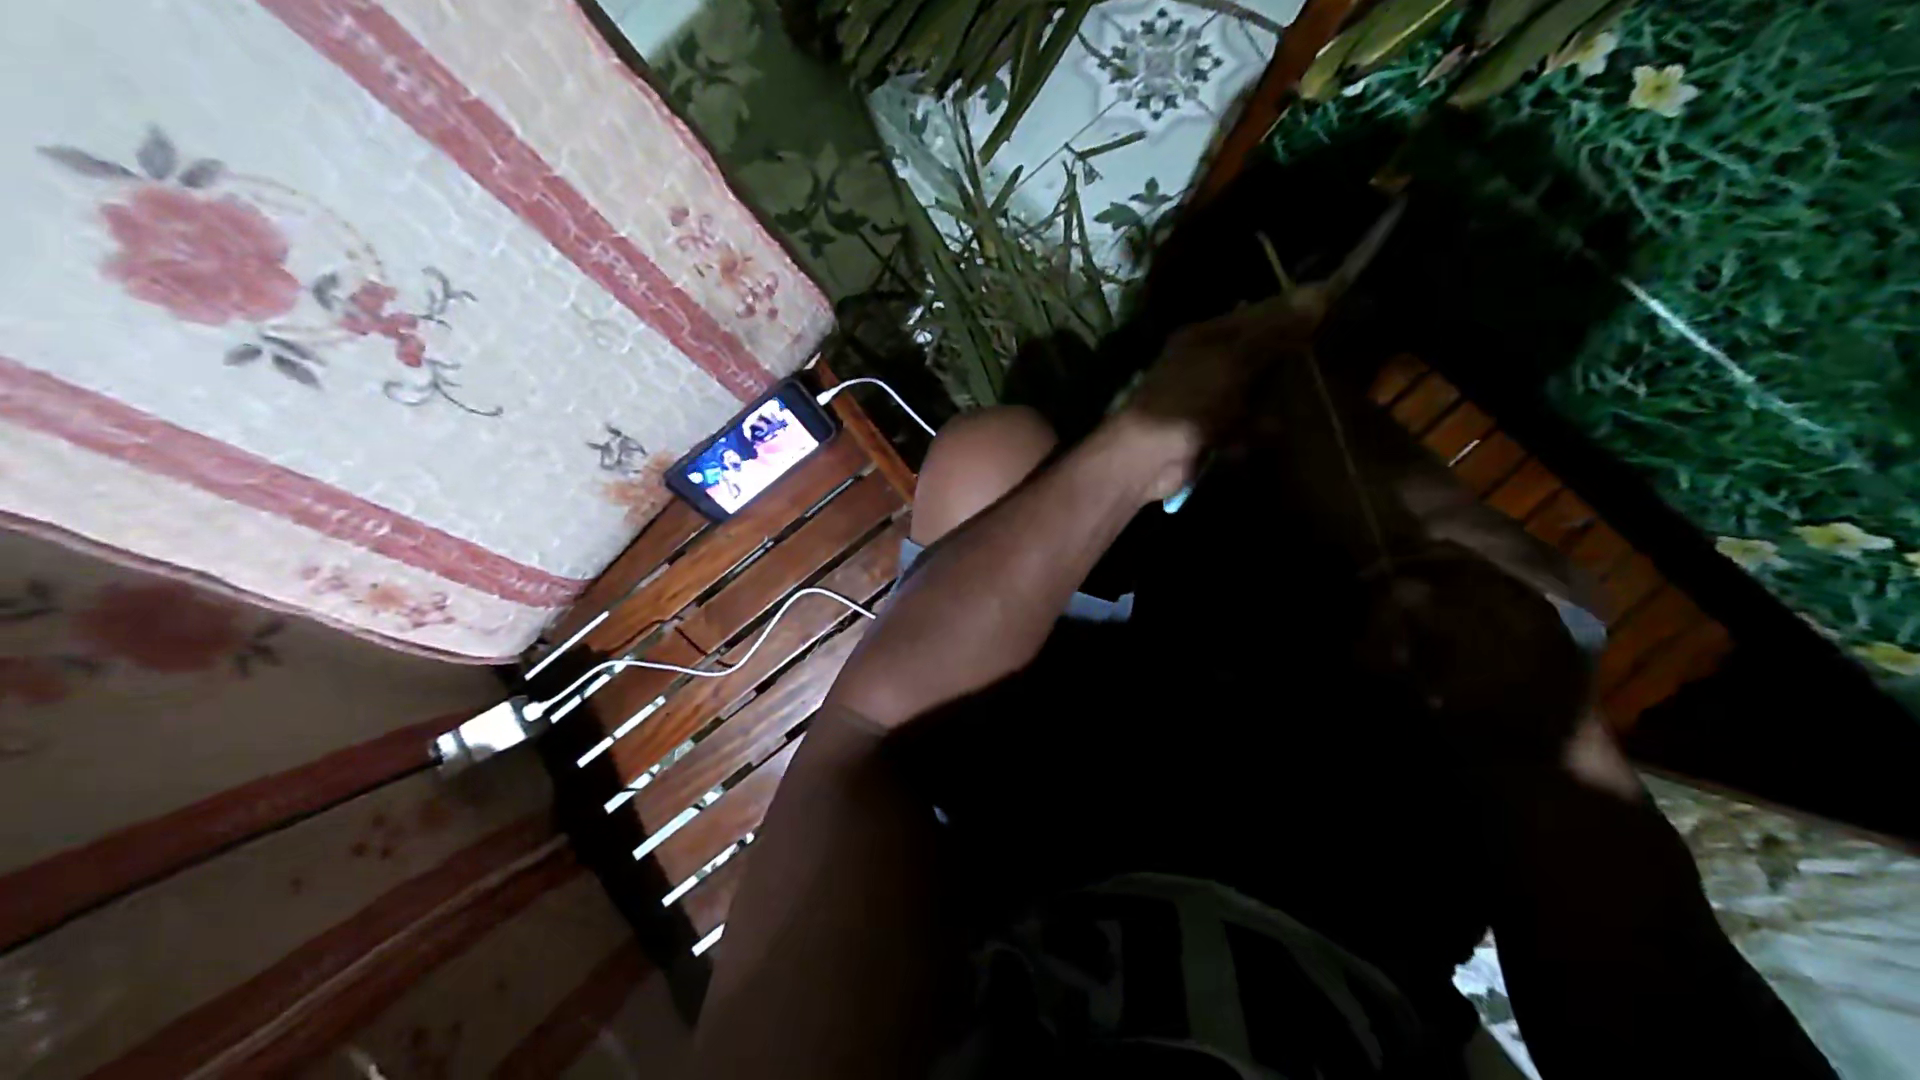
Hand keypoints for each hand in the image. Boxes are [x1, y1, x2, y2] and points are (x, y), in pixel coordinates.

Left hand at [1117, 291, 1331, 498]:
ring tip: (1314, 397)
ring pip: (1256, 393)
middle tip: (1333, 357)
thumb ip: (1273, 331)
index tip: (1334, 309)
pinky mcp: (1212, 434)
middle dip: (1290, 359)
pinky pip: (1246, 426)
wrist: (1147, 458)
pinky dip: (1258, 429)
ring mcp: (1209, 400)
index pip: (1256, 315)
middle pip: (1259, 355)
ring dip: (1278, 399)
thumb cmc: (1187, 399)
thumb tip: (1317, 294)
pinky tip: (1274, 431)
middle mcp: (1207, 364)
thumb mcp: (1232, 360)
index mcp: (1205, 338)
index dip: (1292, 312)